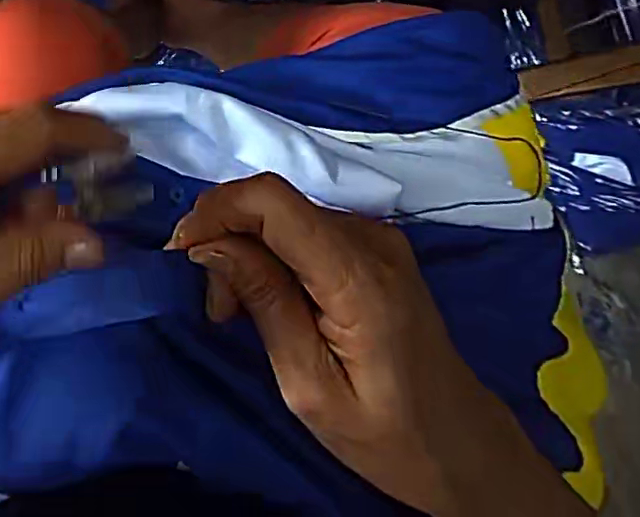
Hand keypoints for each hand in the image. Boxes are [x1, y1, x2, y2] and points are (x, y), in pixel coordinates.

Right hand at [169, 174, 591, 516]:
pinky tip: (273, 296)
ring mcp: (376, 231)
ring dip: (248, 249)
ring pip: (286, 213)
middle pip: (275, 205)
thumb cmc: (385, 433)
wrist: (458, 436)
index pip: (275, 202)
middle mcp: (369, 235)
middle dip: (227, 239)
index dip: (219, 209)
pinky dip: (274, 251)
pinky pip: (306, 226)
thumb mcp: (309, 389)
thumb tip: (212, 243)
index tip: (181, 251)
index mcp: (357, 275)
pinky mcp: (373, 239)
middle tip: (218, 308)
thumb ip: (264, 304)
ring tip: (241, 311)